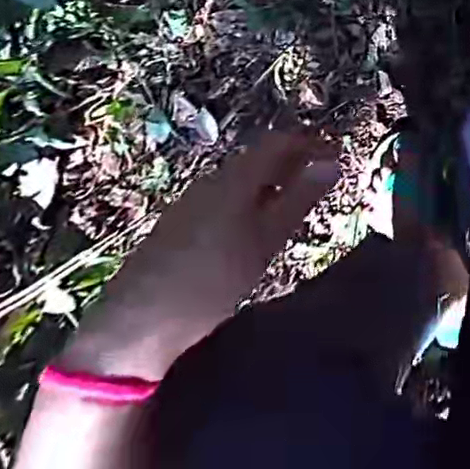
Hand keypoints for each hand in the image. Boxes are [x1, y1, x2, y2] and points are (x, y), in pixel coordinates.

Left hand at [54, 130, 341, 381]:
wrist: (133, 328)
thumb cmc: (210, 282)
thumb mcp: (266, 241)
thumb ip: (300, 199)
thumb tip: (333, 163)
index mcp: (236, 178)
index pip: (279, 142)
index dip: (310, 143)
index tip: (336, 154)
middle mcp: (212, 180)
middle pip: (258, 157)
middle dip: (292, 162)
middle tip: (321, 178)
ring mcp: (190, 201)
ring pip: (240, 178)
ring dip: (271, 181)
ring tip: (294, 201)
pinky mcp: (177, 223)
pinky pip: (223, 196)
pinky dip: (249, 198)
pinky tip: (253, 225)